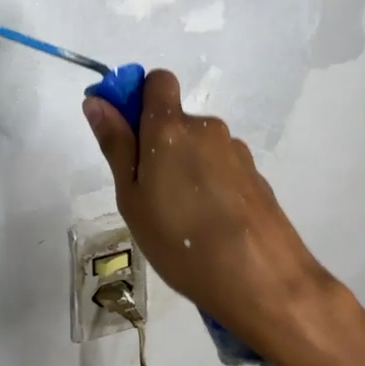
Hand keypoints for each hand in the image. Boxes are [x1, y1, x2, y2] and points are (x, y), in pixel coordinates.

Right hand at [83, 69, 336, 353]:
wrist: (267, 285)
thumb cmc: (182, 242)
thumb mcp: (132, 197)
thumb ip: (115, 145)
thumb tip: (96, 101)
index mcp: (170, 128)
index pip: (157, 81)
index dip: (138, 97)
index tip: (126, 132)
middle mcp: (206, 130)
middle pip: (175, 120)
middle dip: (158, 143)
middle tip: (149, 192)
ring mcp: (236, 154)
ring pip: (198, 147)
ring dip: (185, 167)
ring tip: (182, 218)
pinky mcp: (257, 179)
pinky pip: (221, 169)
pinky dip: (210, 186)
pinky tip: (211, 226)